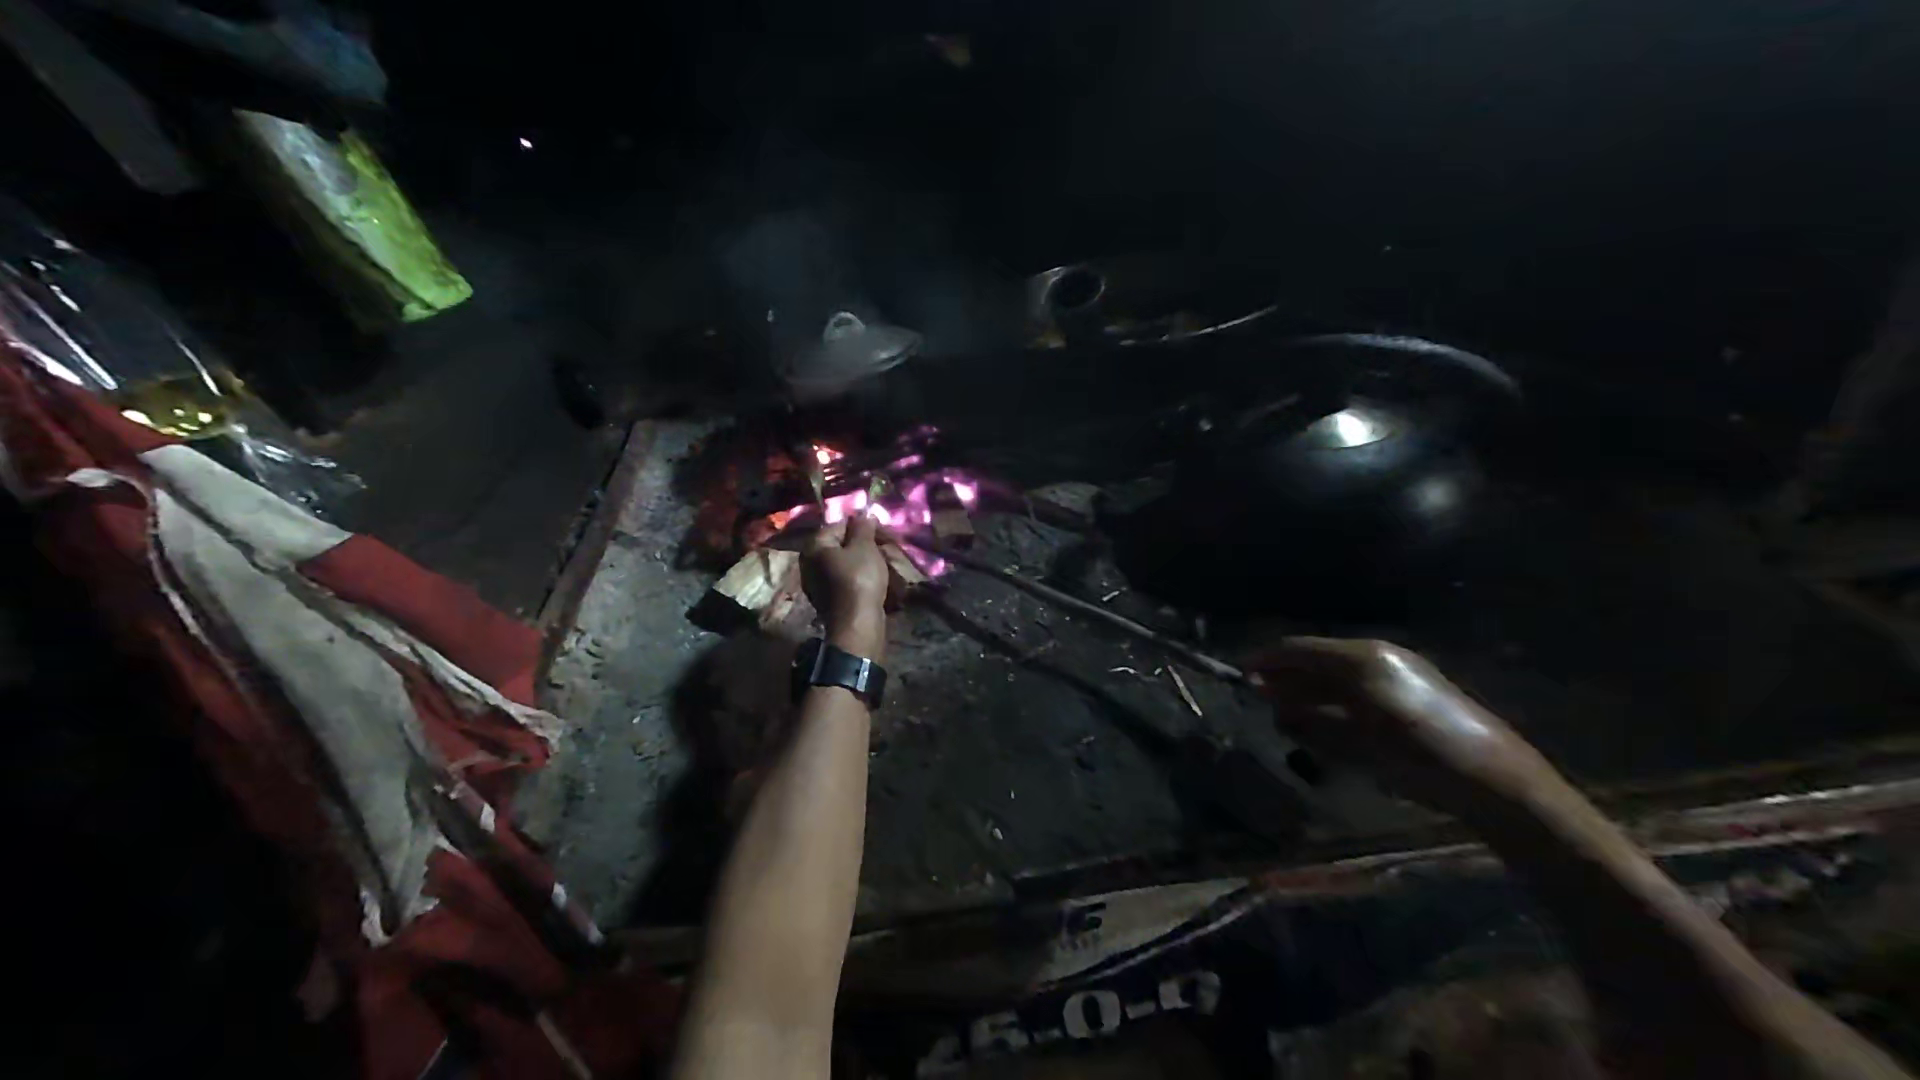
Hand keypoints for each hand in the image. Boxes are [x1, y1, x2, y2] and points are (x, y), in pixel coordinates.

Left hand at [804, 516, 888, 660]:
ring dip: (863, 562)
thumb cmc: (860, 578)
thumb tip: (863, 514)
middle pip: (840, 545)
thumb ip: (863, 527)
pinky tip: (873, 582)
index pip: (839, 525)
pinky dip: (858, 578)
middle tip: (883, 550)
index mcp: (814, 546)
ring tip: (882, 566)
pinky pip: (845, 580)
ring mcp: (817, 583)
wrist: (857, 623)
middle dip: (863, 546)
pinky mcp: (828, 599)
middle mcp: (809, 562)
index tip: (880, 534)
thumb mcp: (864, 547)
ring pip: (844, 563)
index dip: (861, 527)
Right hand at [1245, 637, 1562, 822]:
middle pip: (1315, 658)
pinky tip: (1323, 717)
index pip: (1298, 649)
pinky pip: (1357, 683)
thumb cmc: (1416, 756)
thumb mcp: (1354, 742)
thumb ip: (1310, 720)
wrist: (1493, 779)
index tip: (1240, 675)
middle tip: (1258, 695)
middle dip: (1285, 675)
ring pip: (1335, 671)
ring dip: (1307, 687)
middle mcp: (1376, 656)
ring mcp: (1397, 669)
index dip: (1266, 661)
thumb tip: (1276, 709)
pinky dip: (1333, 695)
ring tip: (1285, 710)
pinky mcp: (1412, 688)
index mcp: (1360, 659)